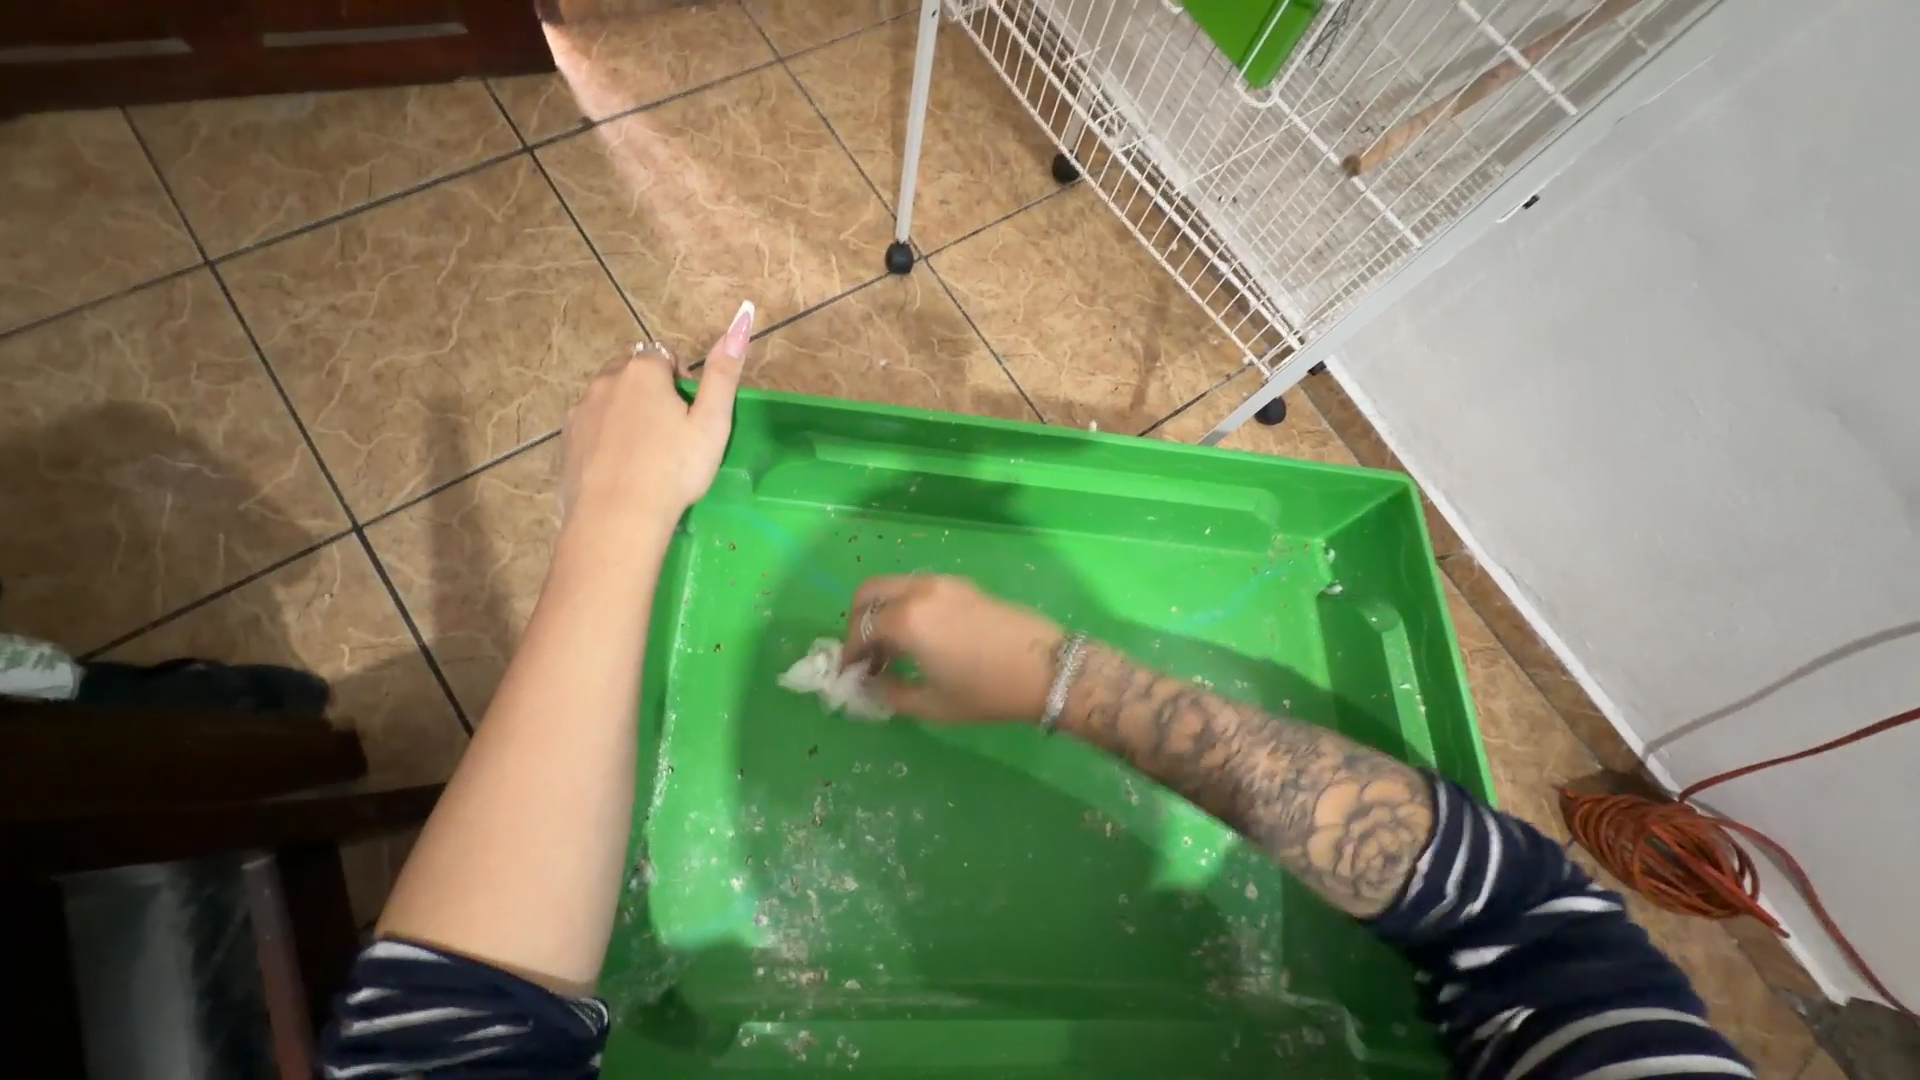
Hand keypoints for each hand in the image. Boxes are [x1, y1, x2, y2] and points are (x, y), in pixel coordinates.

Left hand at [559, 301, 753, 528]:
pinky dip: (606, 440)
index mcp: (642, 372)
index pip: (663, 356)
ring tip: (648, 456)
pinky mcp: (566, 442)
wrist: (618, 518)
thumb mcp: (712, 421)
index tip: (691, 413)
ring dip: (627, 416)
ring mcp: (580, 412)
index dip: (681, 381)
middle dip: (651, 393)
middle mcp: (605, 382)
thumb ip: (725, 371)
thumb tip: (743, 316)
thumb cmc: (675, 468)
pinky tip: (624, 470)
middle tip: (673, 435)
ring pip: (609, 401)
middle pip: (632, 373)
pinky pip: (592, 429)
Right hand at [842, 575, 1063, 722]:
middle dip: (858, 621)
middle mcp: (919, 591)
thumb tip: (869, 687)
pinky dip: (906, 605)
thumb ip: (891, 695)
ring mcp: (943, 583)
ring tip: (894, 650)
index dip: (850, 654)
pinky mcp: (963, 585)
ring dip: (883, 612)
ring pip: (895, 586)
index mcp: (906, 620)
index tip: (850, 675)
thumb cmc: (987, 692)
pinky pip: (919, 588)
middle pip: (869, 592)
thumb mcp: (933, 705)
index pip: (860, 629)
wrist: (1048, 669)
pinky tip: (920, 638)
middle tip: (865, 654)